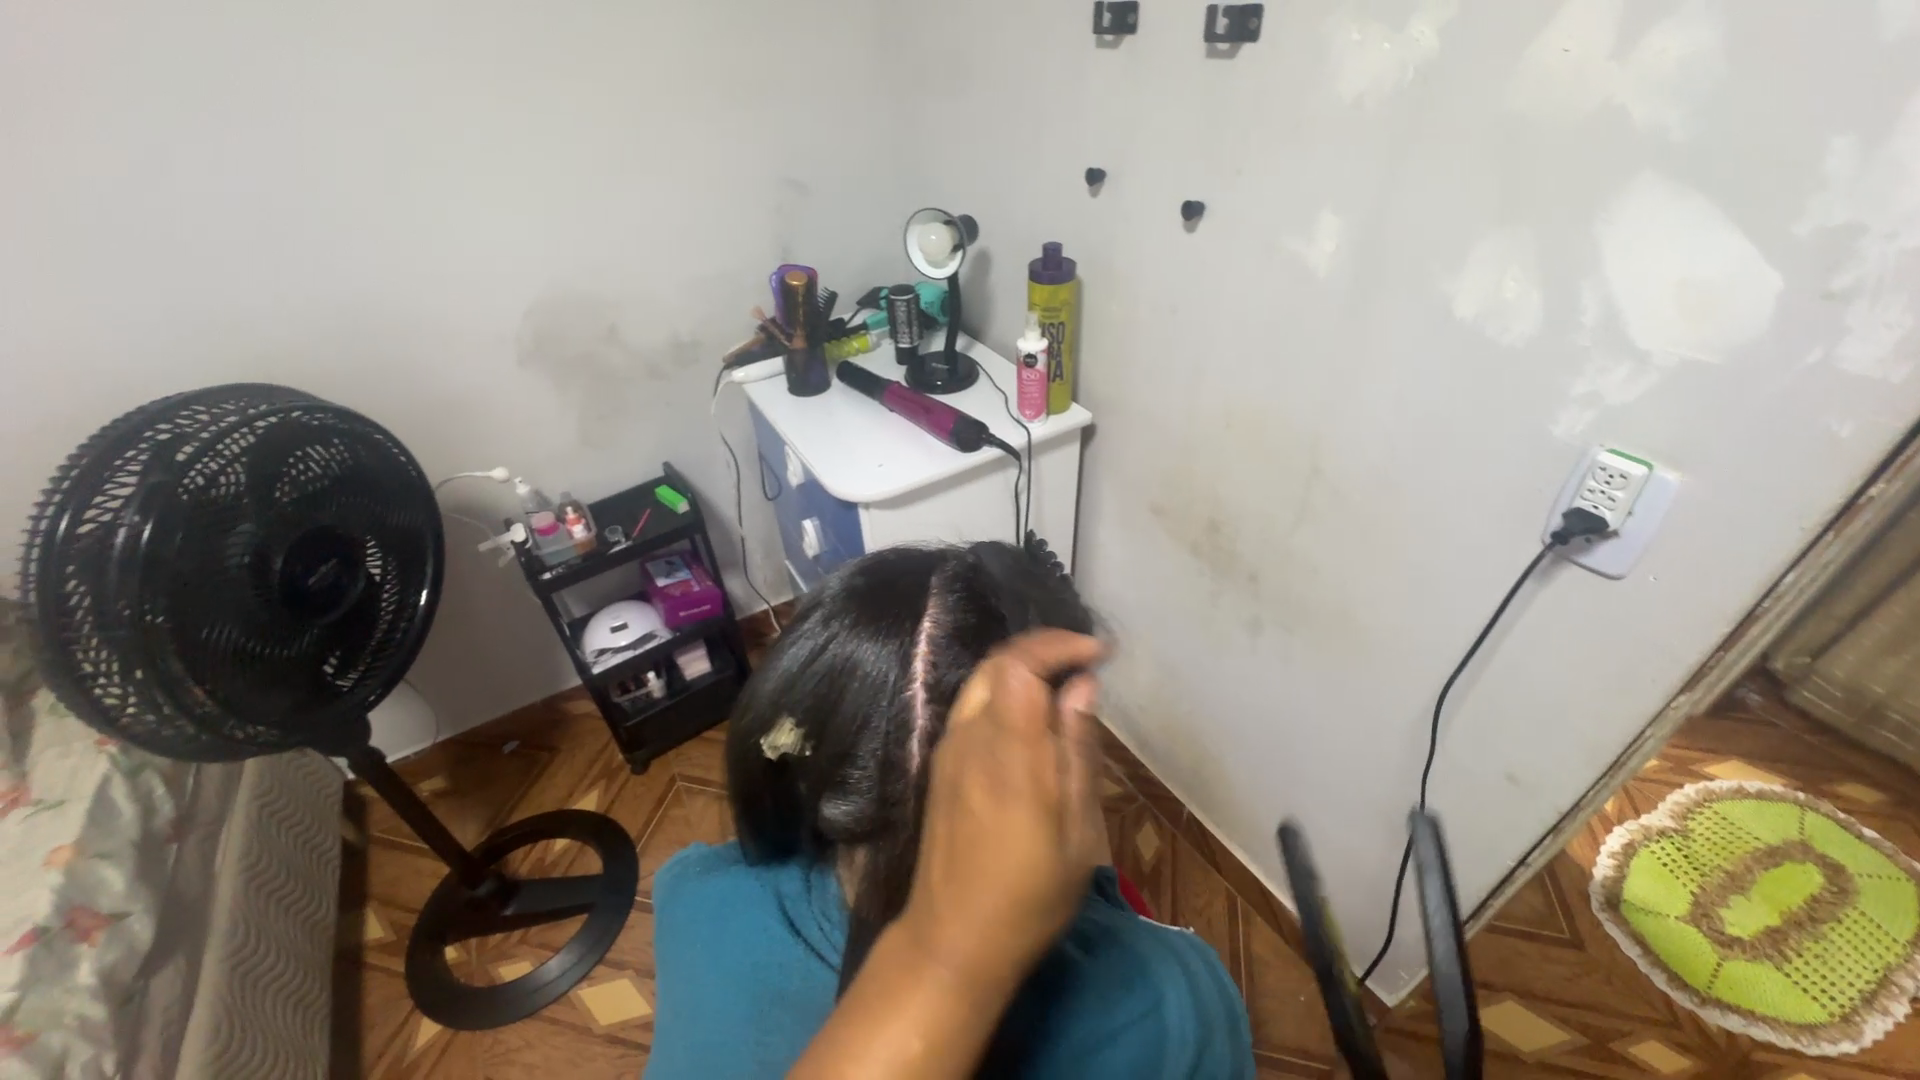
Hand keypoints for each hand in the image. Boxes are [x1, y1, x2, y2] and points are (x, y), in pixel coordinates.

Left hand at [895, 629, 1107, 993]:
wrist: (953, 938)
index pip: (1019, 662)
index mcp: (1007, 750)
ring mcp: (949, 751)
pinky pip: (974, 710)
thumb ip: (1077, 749)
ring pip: (983, 684)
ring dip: (1024, 670)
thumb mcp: (1077, 830)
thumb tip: (1082, 685)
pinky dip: (1006, 695)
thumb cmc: (1030, 894)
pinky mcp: (942, 767)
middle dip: (1043, 649)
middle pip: (997, 663)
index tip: (1099, 652)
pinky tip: (1033, 720)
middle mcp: (970, 738)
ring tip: (1066, 686)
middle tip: (1086, 661)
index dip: (1058, 644)